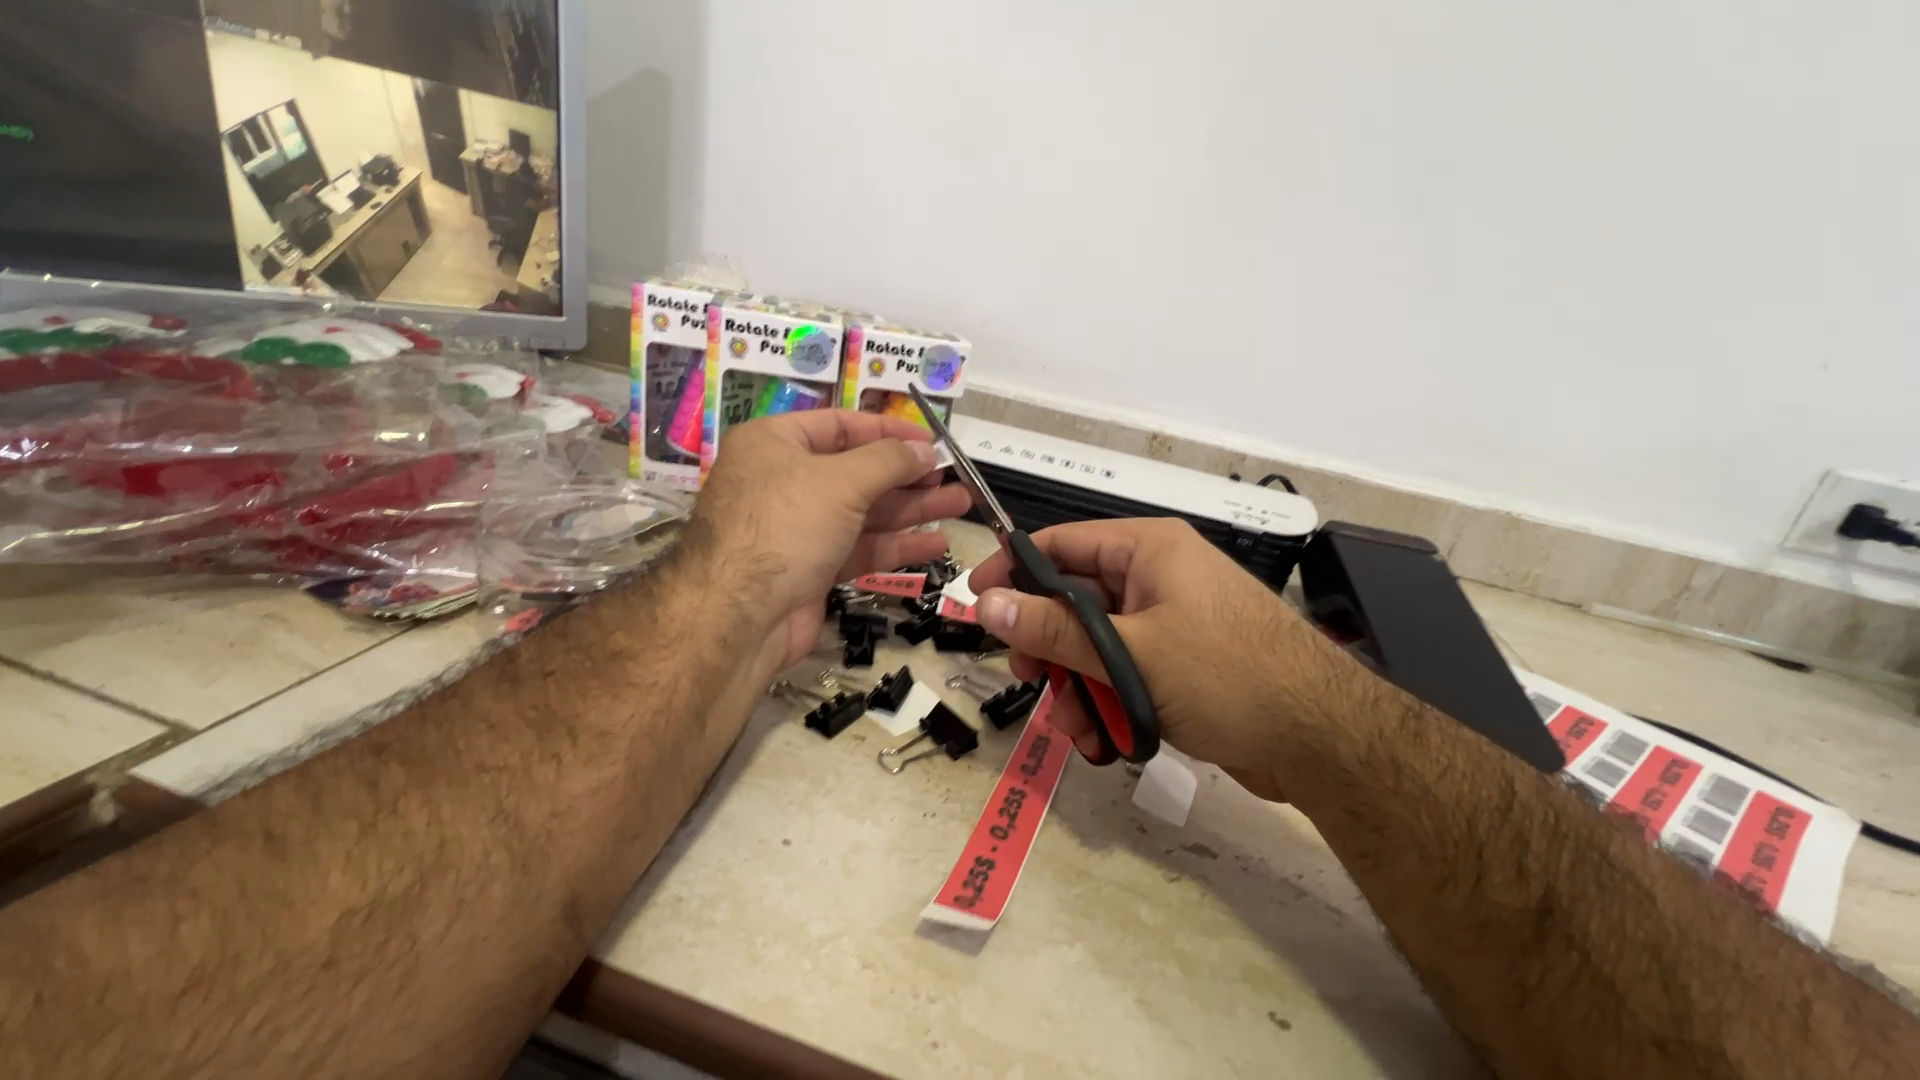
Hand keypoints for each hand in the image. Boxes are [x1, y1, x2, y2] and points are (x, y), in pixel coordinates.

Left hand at [690, 410, 971, 669]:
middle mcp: (783, 481)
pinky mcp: (810, 569)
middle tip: (955, 476)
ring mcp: (797, 529)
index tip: (930, 439)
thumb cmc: (785, 526)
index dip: (888, 431)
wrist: (738, 616)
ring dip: (911, 510)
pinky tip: (935, 545)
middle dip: (908, 475)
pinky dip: (895, 546)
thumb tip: (925, 450)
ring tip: (960, 505)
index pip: (839, 425)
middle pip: (857, 471)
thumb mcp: (841, 481)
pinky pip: (858, 548)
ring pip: (863, 513)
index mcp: (774, 443)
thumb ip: (889, 462)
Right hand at [969, 519, 1333, 801]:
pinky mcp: (1181, 666)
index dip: (1013, 571)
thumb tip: (987, 603)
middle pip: (1074, 603)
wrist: (1322, 740)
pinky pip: (1124, 675)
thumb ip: (1054, 629)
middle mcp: (1157, 578)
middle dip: (1049, 649)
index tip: (975, 604)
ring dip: (1077, 689)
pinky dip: (1108, 704)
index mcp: (1148, 550)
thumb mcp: (1129, 653)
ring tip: (1077, 729)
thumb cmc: (1226, 676)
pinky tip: (1104, 741)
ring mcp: (1170, 624)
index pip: (1060, 545)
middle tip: (1030, 680)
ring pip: (1096, 648)